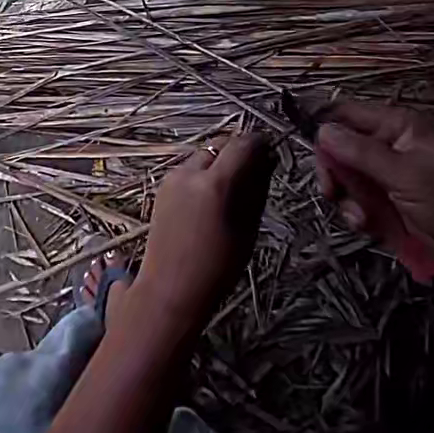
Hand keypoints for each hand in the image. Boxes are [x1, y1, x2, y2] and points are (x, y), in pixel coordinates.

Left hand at [129, 132, 275, 343]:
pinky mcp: (162, 187)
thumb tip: (267, 161)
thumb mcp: (247, 229)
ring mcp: (173, 178)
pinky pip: (190, 169)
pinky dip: (205, 172)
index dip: (259, 143)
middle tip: (255, 169)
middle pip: (220, 144)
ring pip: (204, 155)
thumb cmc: (217, 268)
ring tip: (234, 187)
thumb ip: (257, 189)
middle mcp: (190, 172)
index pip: (242, 145)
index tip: (270, 149)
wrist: (169, 290)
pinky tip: (211, 198)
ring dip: (221, 161)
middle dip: (239, 150)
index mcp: (215, 183)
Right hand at [315, 101, 433, 275]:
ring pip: (342, 179)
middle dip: (332, 171)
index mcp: (395, 127)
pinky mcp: (382, 204)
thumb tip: (322, 130)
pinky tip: (368, 225)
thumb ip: (362, 153)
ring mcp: (382, 176)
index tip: (309, 147)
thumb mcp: (408, 174)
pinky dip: (355, 215)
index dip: (324, 125)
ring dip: (345, 198)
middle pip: (337, 148)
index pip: (347, 114)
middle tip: (332, 190)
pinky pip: (353, 203)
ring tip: (361, 216)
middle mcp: (384, 147)